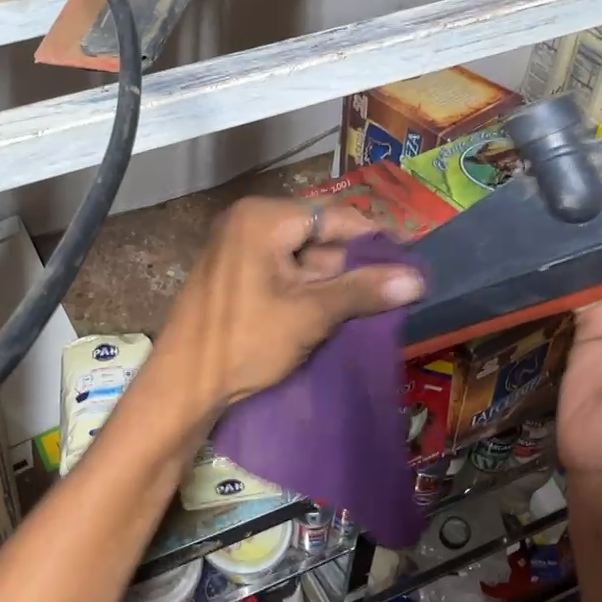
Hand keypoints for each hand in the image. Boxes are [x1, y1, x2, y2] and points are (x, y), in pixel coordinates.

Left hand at [148, 197, 424, 427]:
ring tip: (371, 307)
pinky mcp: (236, 273)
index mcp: (262, 217)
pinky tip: (335, 312)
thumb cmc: (244, 342)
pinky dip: (309, 289)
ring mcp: (239, 247)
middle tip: (395, 290)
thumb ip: (363, 291)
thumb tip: (418, 278)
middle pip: (320, 234)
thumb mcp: (310, 314)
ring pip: (304, 256)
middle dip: (353, 265)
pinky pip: (284, 270)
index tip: (413, 259)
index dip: (375, 238)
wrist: (183, 384)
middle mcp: (248, 221)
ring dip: (333, 281)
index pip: (335, 216)